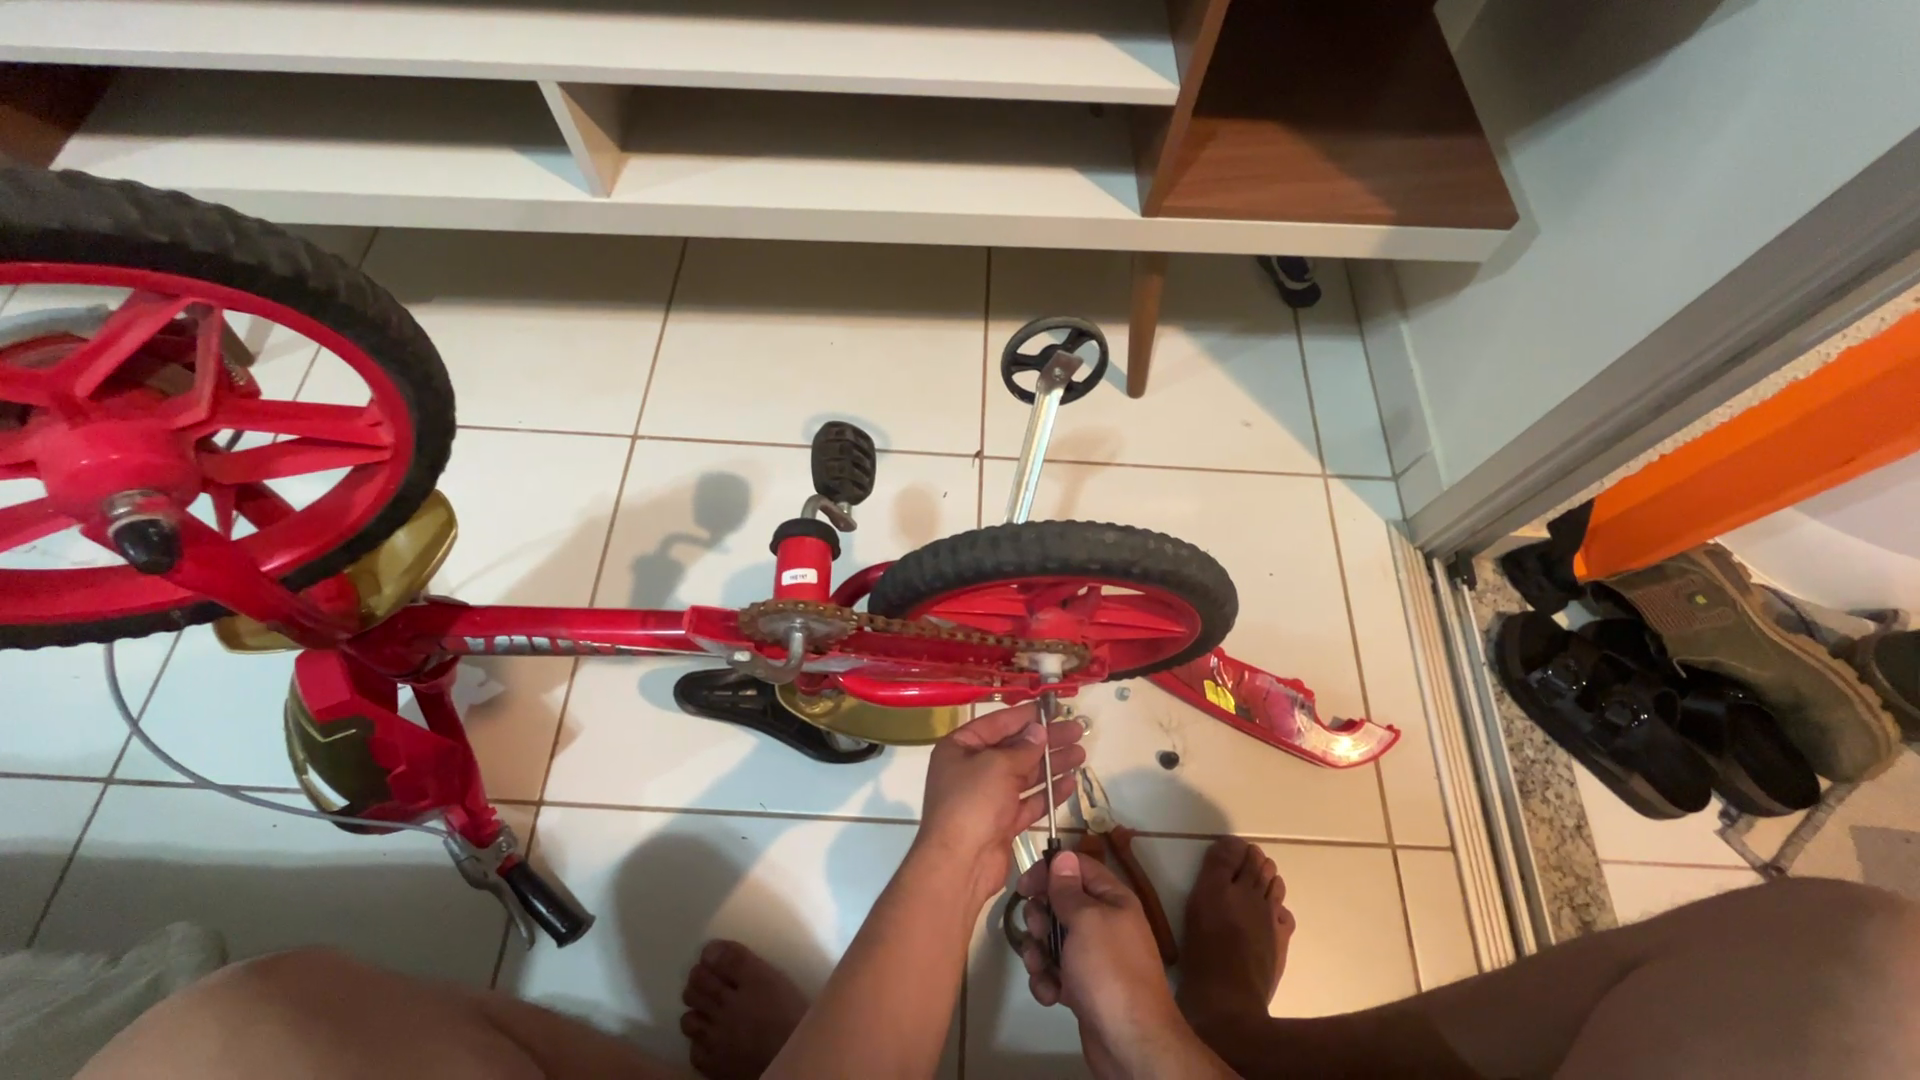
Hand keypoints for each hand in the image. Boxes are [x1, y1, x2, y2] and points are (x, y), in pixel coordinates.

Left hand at [916, 703, 1085, 907]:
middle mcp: (971, 770)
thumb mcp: (997, 765)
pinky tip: (1071, 783)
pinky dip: (1048, 793)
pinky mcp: (1002, 823)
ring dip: (1052, 765)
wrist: (960, 863)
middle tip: (1077, 731)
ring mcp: (987, 798)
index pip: (995, 724)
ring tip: (1081, 754)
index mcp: (960, 748)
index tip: (1051, 710)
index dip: (1024, 716)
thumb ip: (1022, 748)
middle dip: (1046, 741)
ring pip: (1024, 776)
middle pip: (1013, 749)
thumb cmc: (973, 802)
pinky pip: (1028, 802)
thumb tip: (1038, 731)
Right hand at [1018, 851, 1183, 1065]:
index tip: (1025, 886)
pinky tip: (1052, 994)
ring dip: (1039, 952)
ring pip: (1052, 939)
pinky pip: (1055, 971)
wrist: (1131, 1042)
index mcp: (1112, 900)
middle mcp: (1104, 923)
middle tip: (1040, 931)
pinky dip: (1047, 980)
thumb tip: (1063, 856)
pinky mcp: (1082, 986)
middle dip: (1041, 917)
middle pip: (1059, 903)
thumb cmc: (1109, 971)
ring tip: (1042, 968)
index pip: (1077, 867)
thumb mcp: (1087, 920)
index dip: (1049, 871)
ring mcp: (1093, 957)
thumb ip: (1068, 889)